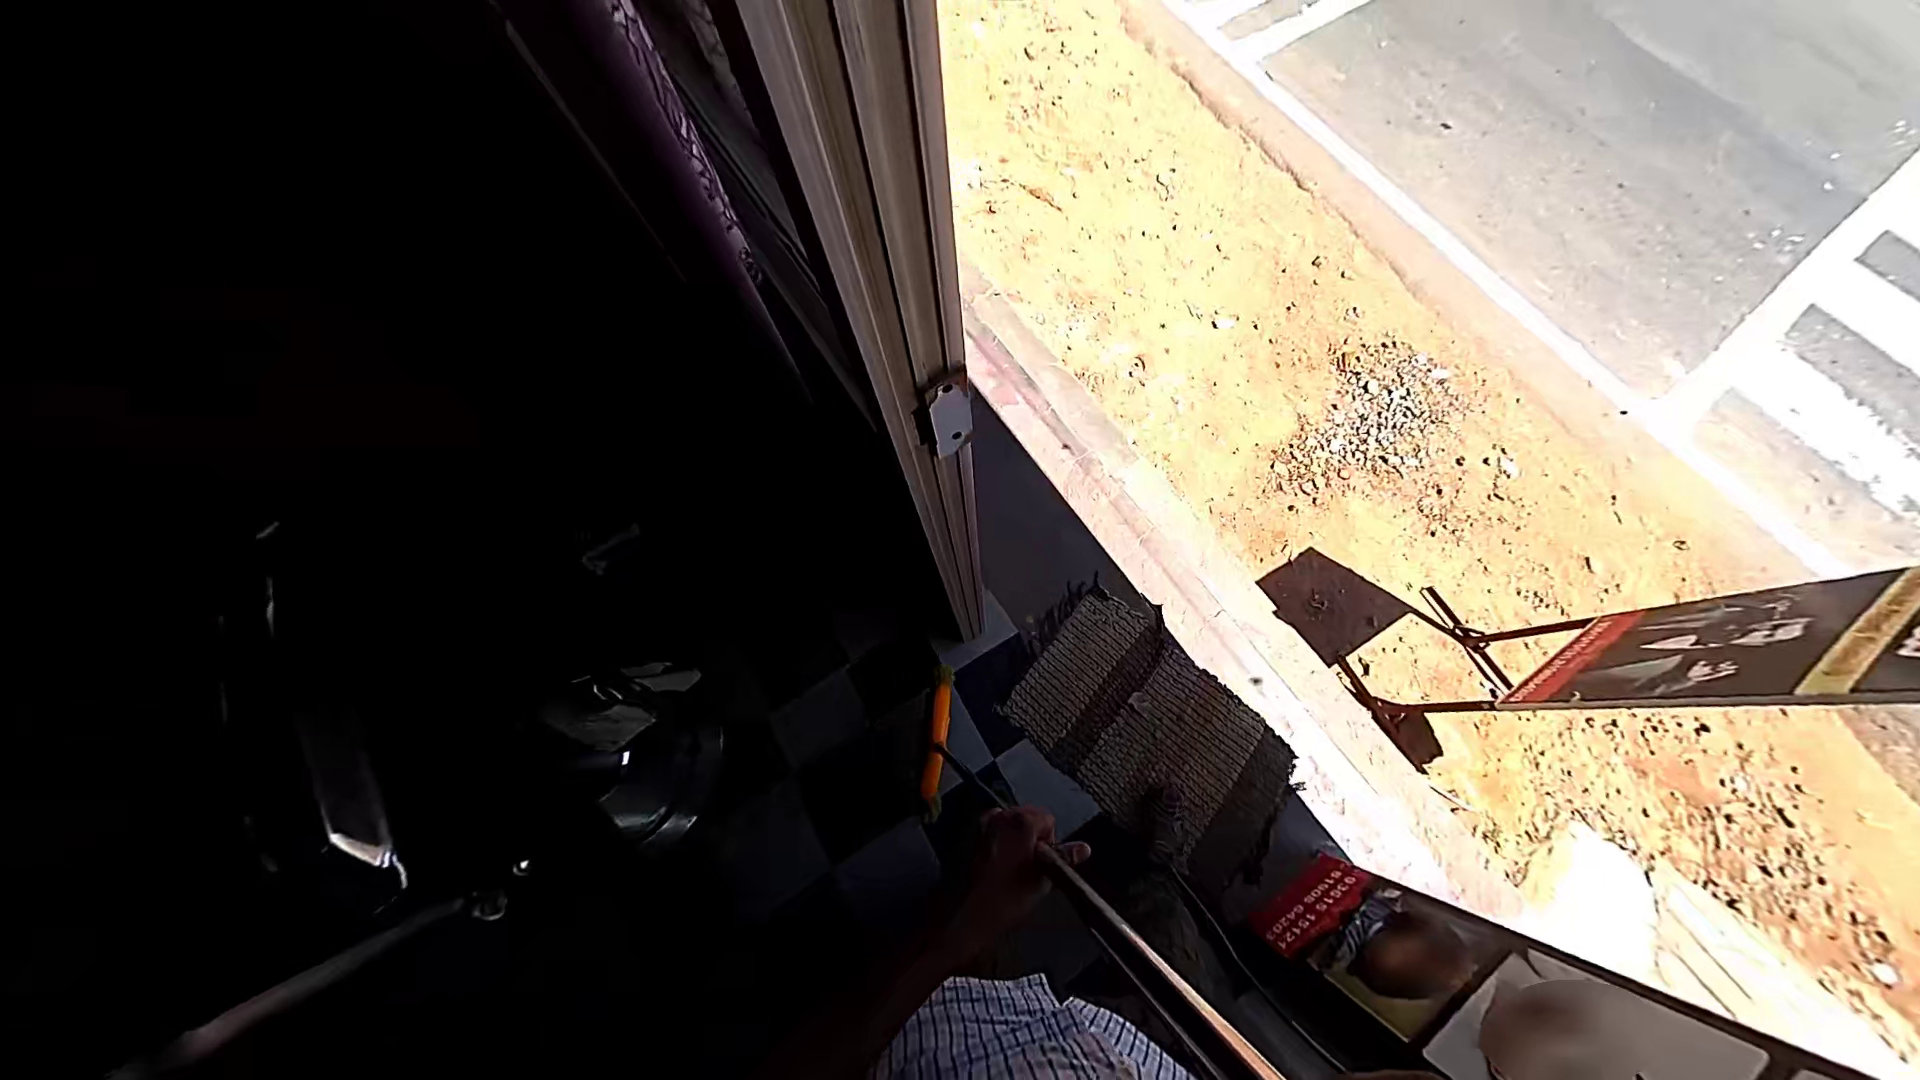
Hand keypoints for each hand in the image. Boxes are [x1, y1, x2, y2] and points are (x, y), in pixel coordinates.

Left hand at [950, 805, 1090, 954]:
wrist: (968, 913)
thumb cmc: (1007, 897)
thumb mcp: (1041, 880)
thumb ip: (1064, 858)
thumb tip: (1085, 848)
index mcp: (1021, 821)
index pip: (1047, 817)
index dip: (1050, 840)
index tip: (1043, 861)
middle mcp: (1001, 814)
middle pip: (1028, 815)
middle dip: (1033, 835)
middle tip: (1030, 866)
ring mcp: (984, 821)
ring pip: (1010, 821)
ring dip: (1016, 837)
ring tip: (1013, 867)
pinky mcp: (972, 832)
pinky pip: (994, 828)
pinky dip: (999, 839)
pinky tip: (998, 863)